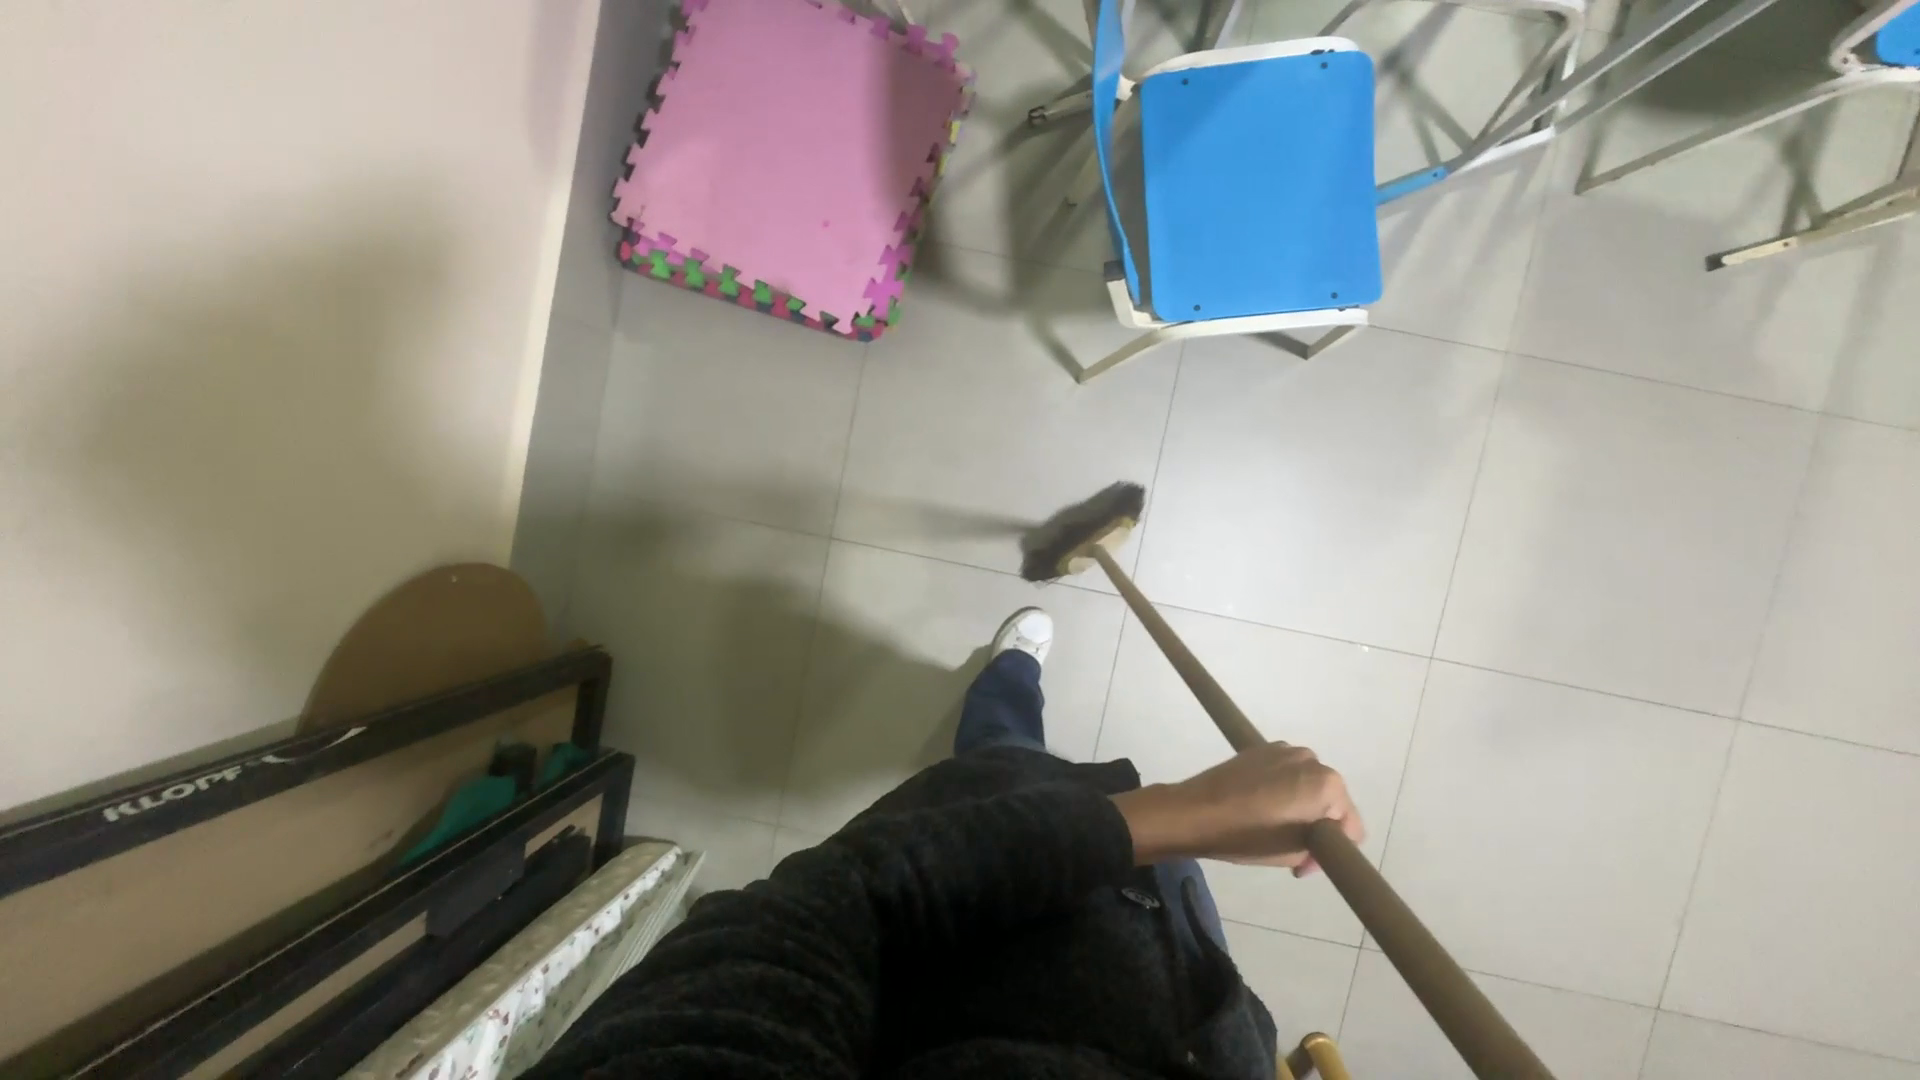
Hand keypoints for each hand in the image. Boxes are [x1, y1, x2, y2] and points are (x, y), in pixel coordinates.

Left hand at [1110, 743, 1364, 877]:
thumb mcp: (1295, 851)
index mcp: (1327, 784)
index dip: (1333, 850)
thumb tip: (1318, 841)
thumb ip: (1321, 845)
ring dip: (1299, 806)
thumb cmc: (1248, 835)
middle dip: (1316, 826)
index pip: (1350, 825)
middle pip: (1330, 801)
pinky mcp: (1260, 748)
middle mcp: (1311, 759)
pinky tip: (1261, 807)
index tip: (1304, 865)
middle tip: (1292, 851)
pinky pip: (1285, 773)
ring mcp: (1283, 749)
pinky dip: (1281, 790)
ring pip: (1307, 785)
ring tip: (1275, 829)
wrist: (1195, 811)